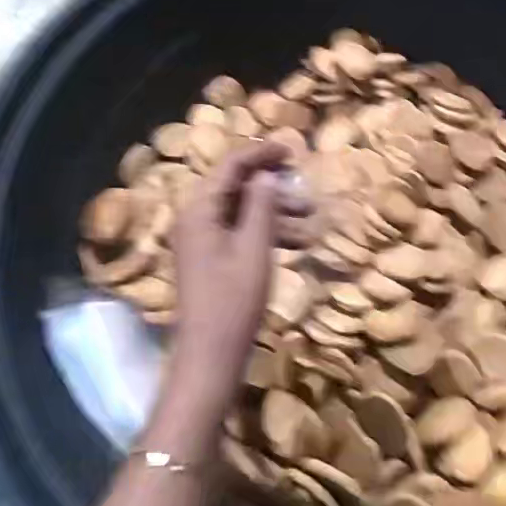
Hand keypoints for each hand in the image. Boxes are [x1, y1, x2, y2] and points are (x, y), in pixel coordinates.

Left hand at [164, 141, 289, 407]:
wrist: (210, 355)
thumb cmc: (233, 300)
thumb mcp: (254, 248)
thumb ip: (262, 205)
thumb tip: (267, 173)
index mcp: (199, 209)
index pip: (231, 166)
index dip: (262, 154)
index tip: (293, 150)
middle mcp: (195, 218)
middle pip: (236, 188)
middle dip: (273, 188)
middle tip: (306, 192)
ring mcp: (201, 240)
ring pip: (241, 212)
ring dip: (275, 214)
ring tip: (311, 221)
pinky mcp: (209, 259)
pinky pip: (238, 233)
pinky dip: (265, 234)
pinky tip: (297, 243)